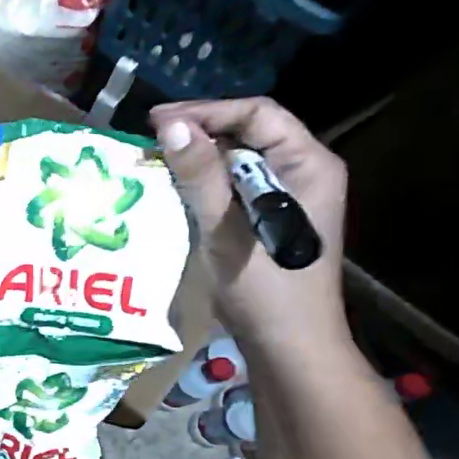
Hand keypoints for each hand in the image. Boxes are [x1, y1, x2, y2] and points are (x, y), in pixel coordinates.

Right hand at [149, 97, 348, 355]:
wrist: (288, 347)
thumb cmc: (267, 291)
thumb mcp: (229, 231)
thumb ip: (202, 178)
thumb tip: (171, 127)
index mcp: (308, 166)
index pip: (258, 115)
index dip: (207, 111)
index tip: (157, 121)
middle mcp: (301, 173)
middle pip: (247, 133)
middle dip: (198, 132)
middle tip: (149, 140)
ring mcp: (284, 198)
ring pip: (236, 161)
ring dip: (196, 159)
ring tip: (153, 161)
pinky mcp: (265, 220)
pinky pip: (231, 187)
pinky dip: (201, 184)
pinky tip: (171, 190)